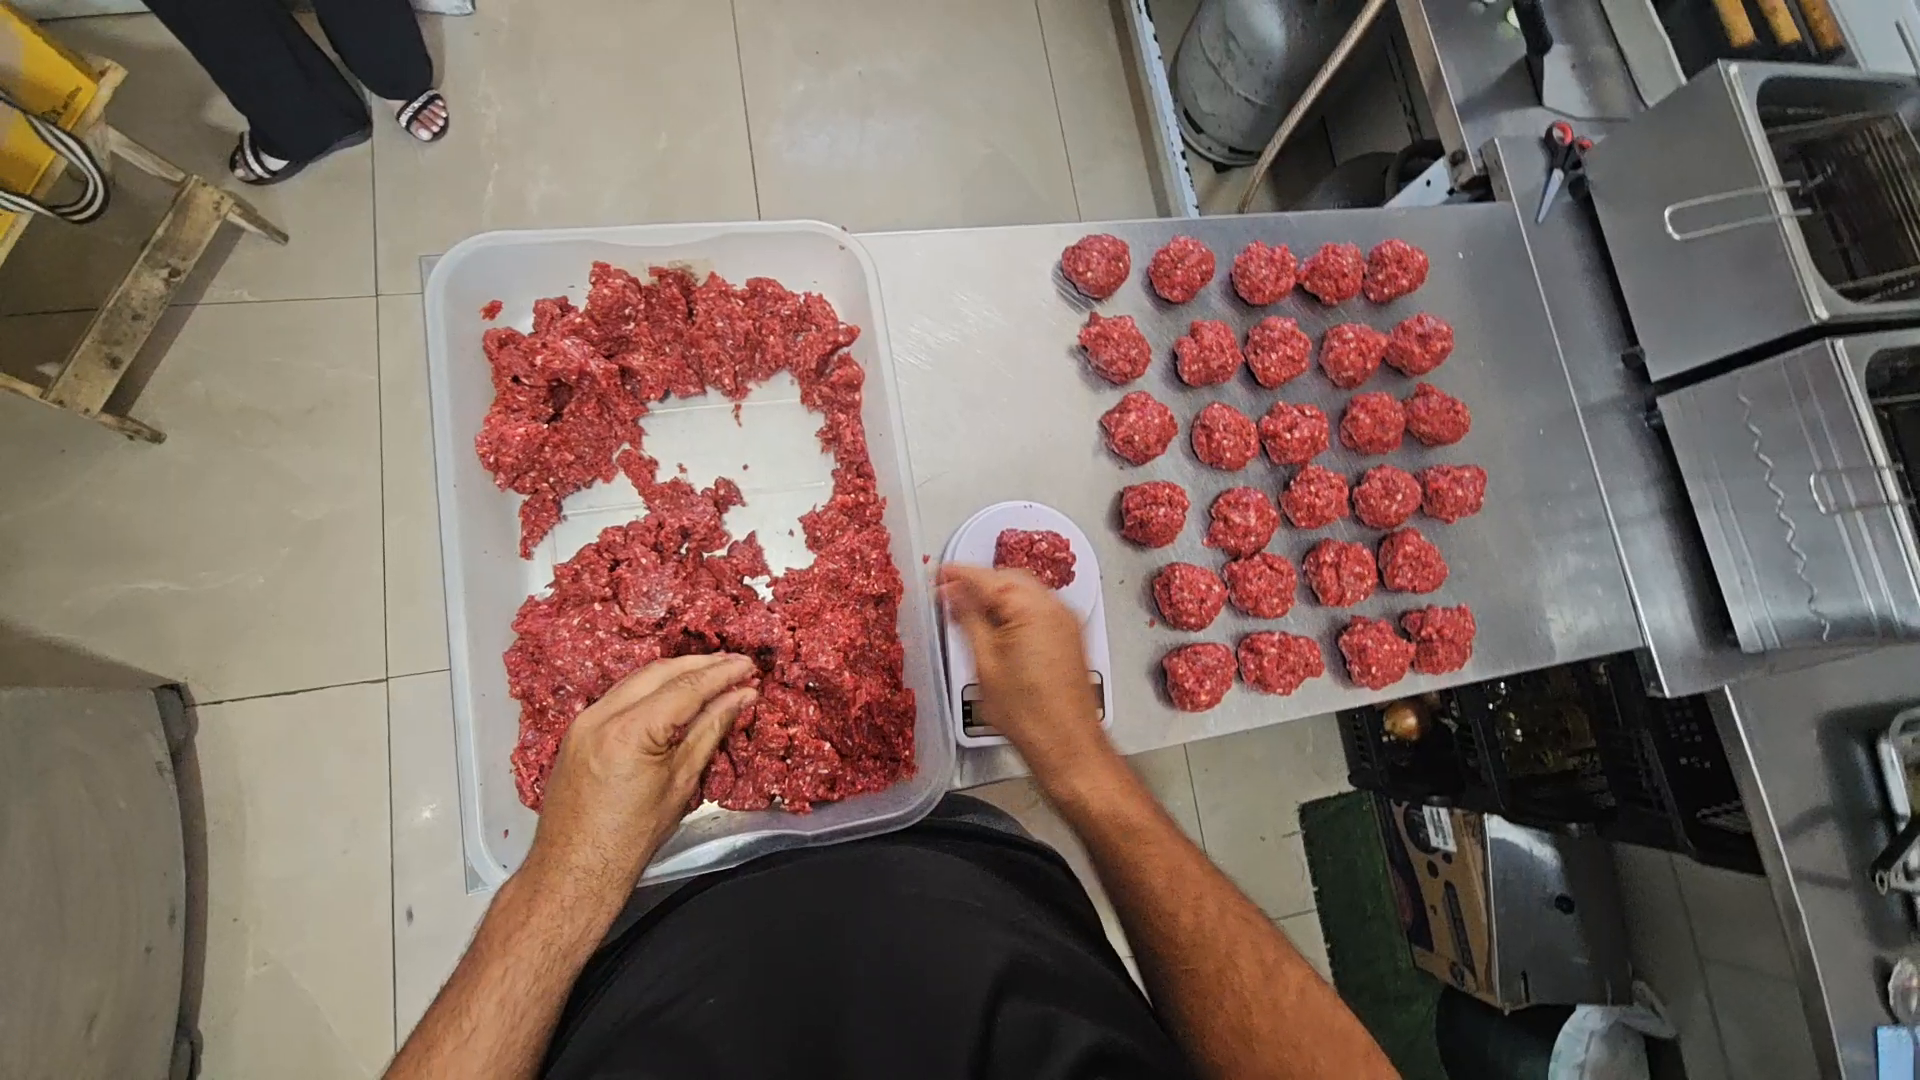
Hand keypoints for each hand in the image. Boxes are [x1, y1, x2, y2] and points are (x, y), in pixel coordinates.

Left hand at [525, 654, 756, 901]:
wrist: (573, 870)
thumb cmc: (631, 838)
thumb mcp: (682, 781)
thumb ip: (711, 729)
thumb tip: (741, 696)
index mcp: (630, 731)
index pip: (687, 687)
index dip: (722, 673)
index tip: (748, 666)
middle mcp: (602, 715)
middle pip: (662, 671)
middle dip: (702, 664)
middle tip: (737, 664)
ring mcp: (585, 720)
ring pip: (640, 677)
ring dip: (679, 671)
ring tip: (714, 671)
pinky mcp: (579, 729)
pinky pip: (623, 693)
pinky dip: (654, 686)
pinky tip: (677, 690)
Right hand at [939, 565, 1116, 790]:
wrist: (1066, 742)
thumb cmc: (1027, 712)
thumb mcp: (984, 662)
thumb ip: (968, 619)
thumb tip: (953, 594)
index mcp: (1030, 607)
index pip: (986, 578)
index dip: (958, 574)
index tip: (939, 573)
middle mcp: (1054, 606)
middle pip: (1008, 578)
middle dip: (978, 583)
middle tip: (950, 593)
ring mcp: (1065, 620)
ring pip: (1025, 591)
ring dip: (997, 595)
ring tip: (969, 610)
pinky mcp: (1069, 634)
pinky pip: (1039, 607)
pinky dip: (1016, 608)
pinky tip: (997, 624)